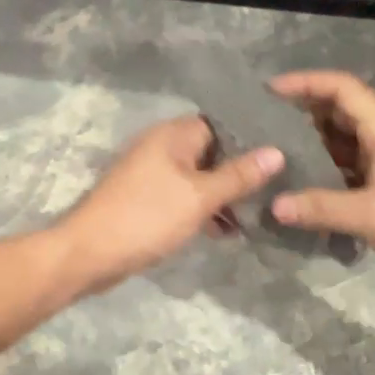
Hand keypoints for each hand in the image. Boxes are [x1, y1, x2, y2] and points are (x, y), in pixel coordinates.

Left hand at [57, 115, 283, 292]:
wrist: (89, 253)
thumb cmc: (147, 217)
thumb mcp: (200, 197)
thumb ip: (238, 175)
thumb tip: (276, 151)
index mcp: (172, 135)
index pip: (221, 122)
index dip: (251, 135)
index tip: (284, 149)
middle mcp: (161, 146)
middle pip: (211, 150)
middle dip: (240, 169)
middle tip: (278, 186)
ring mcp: (150, 173)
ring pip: (198, 176)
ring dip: (222, 194)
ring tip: (257, 212)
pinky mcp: (146, 200)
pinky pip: (183, 196)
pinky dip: (203, 208)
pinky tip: (225, 229)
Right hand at [267, 71, 374, 297]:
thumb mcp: (374, 216)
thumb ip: (321, 207)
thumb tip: (273, 205)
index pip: (343, 89)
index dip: (305, 83)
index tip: (268, 91)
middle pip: (340, 114)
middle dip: (301, 116)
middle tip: (259, 128)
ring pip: (344, 146)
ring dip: (312, 149)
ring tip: (271, 159)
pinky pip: (350, 174)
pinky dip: (325, 178)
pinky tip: (300, 194)